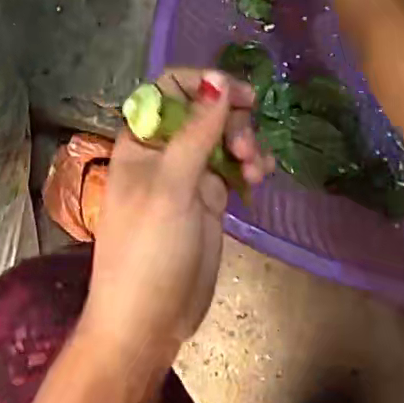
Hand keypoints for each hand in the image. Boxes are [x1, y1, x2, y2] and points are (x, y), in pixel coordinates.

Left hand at [83, 70, 268, 366]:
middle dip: (231, 121)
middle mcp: (165, 151)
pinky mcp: (209, 197)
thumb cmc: (148, 250)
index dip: (203, 85)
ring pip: (224, 137)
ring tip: (256, 170)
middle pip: (205, 111)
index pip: (169, 89)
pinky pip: (234, 166)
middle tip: (245, 147)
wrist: (148, 322)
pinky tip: (262, 176)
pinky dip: (251, 165)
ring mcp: (188, 174)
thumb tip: (217, 80)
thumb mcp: (172, 186)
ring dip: (245, 143)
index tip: (237, 95)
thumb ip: (197, 131)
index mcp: (141, 141)